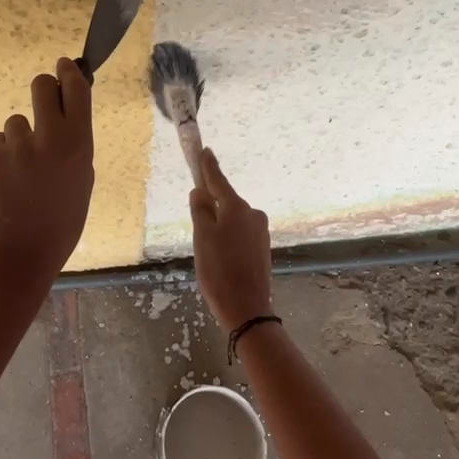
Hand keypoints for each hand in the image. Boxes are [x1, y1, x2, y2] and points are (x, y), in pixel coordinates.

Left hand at [0, 57, 95, 281]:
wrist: (23, 250)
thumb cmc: (63, 219)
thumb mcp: (83, 179)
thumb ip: (75, 145)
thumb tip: (66, 117)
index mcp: (78, 143)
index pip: (75, 90)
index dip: (69, 73)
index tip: (64, 65)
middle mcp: (49, 137)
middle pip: (41, 86)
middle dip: (43, 88)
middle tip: (43, 100)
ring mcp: (17, 146)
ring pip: (16, 121)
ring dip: (20, 137)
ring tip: (23, 168)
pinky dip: (2, 156)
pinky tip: (8, 180)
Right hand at [189, 150, 273, 329]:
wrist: (247, 308)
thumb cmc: (219, 270)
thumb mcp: (202, 238)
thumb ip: (200, 210)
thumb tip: (200, 191)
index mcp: (236, 208)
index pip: (218, 180)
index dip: (208, 166)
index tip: (204, 150)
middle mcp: (253, 214)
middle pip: (226, 202)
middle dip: (211, 206)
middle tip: (195, 224)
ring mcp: (260, 231)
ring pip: (233, 219)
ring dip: (219, 225)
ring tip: (208, 250)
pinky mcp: (262, 247)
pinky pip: (240, 233)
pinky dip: (228, 237)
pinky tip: (221, 256)